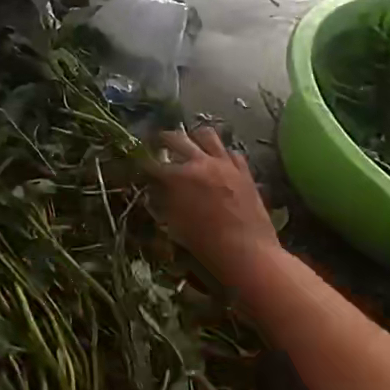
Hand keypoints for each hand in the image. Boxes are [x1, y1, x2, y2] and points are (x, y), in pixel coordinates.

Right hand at [145, 124, 281, 288]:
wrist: (250, 254)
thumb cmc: (205, 242)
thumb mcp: (173, 221)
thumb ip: (163, 198)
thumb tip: (156, 187)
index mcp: (177, 176)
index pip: (151, 161)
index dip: (142, 162)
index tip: (139, 164)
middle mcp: (199, 163)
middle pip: (175, 138)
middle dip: (162, 140)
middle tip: (159, 146)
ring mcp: (224, 165)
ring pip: (206, 135)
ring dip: (194, 139)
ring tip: (191, 147)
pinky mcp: (244, 173)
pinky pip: (232, 153)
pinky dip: (222, 155)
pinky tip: (217, 163)